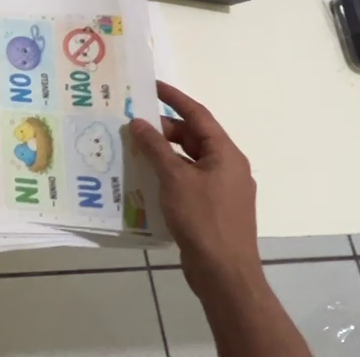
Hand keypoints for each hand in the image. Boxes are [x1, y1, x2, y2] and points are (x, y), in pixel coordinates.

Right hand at [131, 82, 263, 295]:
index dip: (174, 98)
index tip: (151, 85)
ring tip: (133, 147)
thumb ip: (155, 147)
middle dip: (163, 128)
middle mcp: (227, 168)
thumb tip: (138, 122)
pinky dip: (168, 173)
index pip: (198, 115)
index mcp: (225, 155)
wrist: (225, 275)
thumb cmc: (203, 219)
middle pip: (193, 137)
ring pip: (189, 159)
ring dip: (163, 152)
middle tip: (132, 122)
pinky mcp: (213, 208)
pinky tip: (146, 176)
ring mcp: (222, 190)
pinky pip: (188, 179)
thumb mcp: (174, 178)